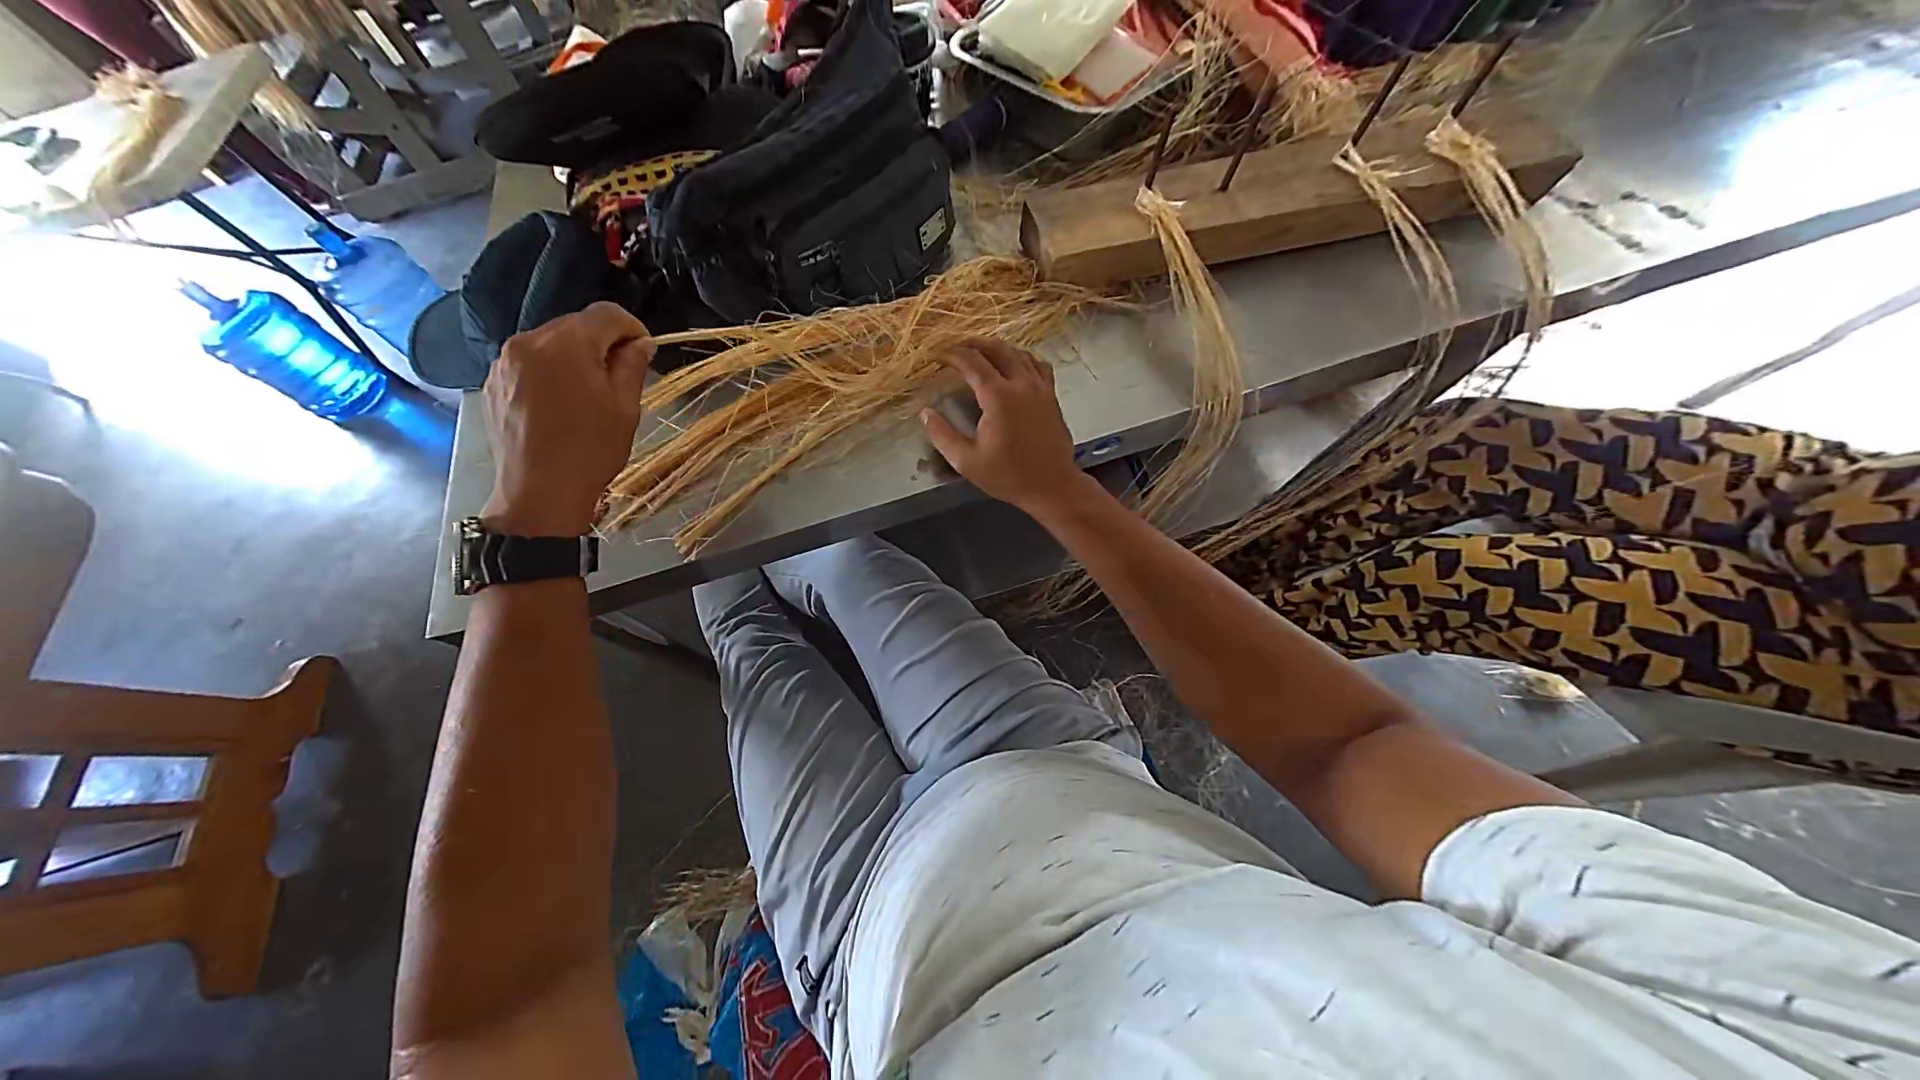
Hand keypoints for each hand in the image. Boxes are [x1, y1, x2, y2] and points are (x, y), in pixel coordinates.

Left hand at [481, 302, 653, 536]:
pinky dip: (550, 372)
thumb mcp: (625, 408)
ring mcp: (505, 362)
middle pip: (575, 325)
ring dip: (575, 357)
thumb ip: (632, 365)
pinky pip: (529, 363)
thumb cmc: (591, 450)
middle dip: (601, 342)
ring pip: (551, 343)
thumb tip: (639, 343)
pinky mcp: (493, 383)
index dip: (632, 328)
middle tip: (620, 375)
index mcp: (566, 345)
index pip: (606, 314)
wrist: (540, 492)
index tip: (644, 351)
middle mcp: (528, 342)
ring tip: (589, 393)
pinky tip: (562, 404)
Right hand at [920, 338, 1096, 515]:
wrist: (1052, 486)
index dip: (951, 355)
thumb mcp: (967, 462)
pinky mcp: (1051, 396)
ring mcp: (1040, 388)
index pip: (972, 362)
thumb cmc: (1009, 476)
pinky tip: (1014, 364)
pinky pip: (1038, 365)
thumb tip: (926, 414)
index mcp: (998, 397)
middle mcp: (1021, 384)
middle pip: (996, 349)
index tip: (937, 356)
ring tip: (980, 351)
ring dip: (996, 348)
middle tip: (955, 347)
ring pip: (1018, 353)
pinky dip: (1022, 358)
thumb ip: (942, 435)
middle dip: (973, 344)